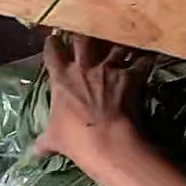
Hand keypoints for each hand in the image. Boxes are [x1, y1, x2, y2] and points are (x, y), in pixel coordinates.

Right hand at [34, 33, 151, 168]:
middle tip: (88, 34)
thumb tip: (35, 152)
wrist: (107, 141)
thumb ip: (44, 141)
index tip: (54, 40)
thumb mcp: (54, 139)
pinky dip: (146, 59)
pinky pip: (142, 62)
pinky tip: (150, 56)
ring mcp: (109, 69)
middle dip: (84, 35)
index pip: (52, 52)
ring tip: (122, 42)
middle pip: (83, 39)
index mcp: (62, 78)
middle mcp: (84, 67)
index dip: (53, 44)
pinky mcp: (131, 76)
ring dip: (118, 44)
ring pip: (113, 46)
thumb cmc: (76, 139)